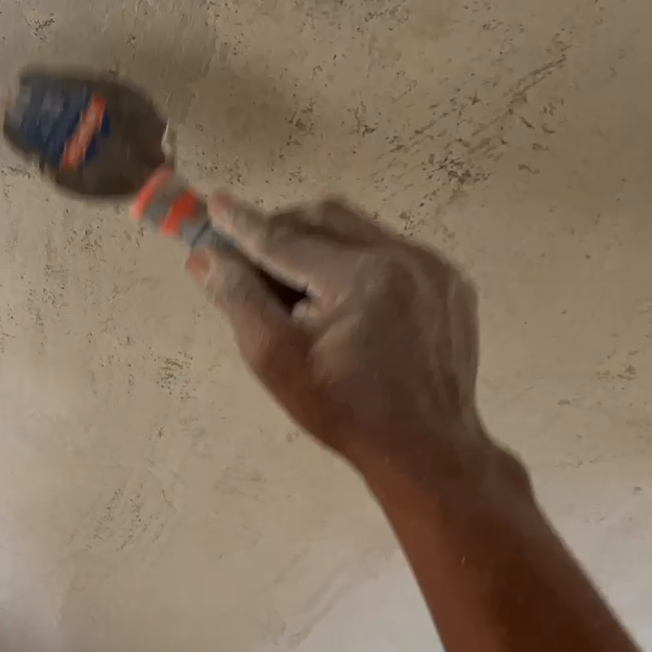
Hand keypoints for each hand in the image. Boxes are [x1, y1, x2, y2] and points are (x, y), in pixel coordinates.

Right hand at [188, 194, 512, 492]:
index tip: (212, 202)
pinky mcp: (447, 281)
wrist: (426, 449)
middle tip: (248, 261)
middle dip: (278, 230)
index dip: (241, 223)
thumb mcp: (273, 357)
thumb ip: (237, 297)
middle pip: (323, 218)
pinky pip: (383, 249)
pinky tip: (333, 298)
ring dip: (311, 243)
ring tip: (290, 286)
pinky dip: (346, 259)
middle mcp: (404, 258)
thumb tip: (203, 256)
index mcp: (362, 278)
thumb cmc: (339, 407)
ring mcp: (433, 268)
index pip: (284, 238)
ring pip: (354, 229)